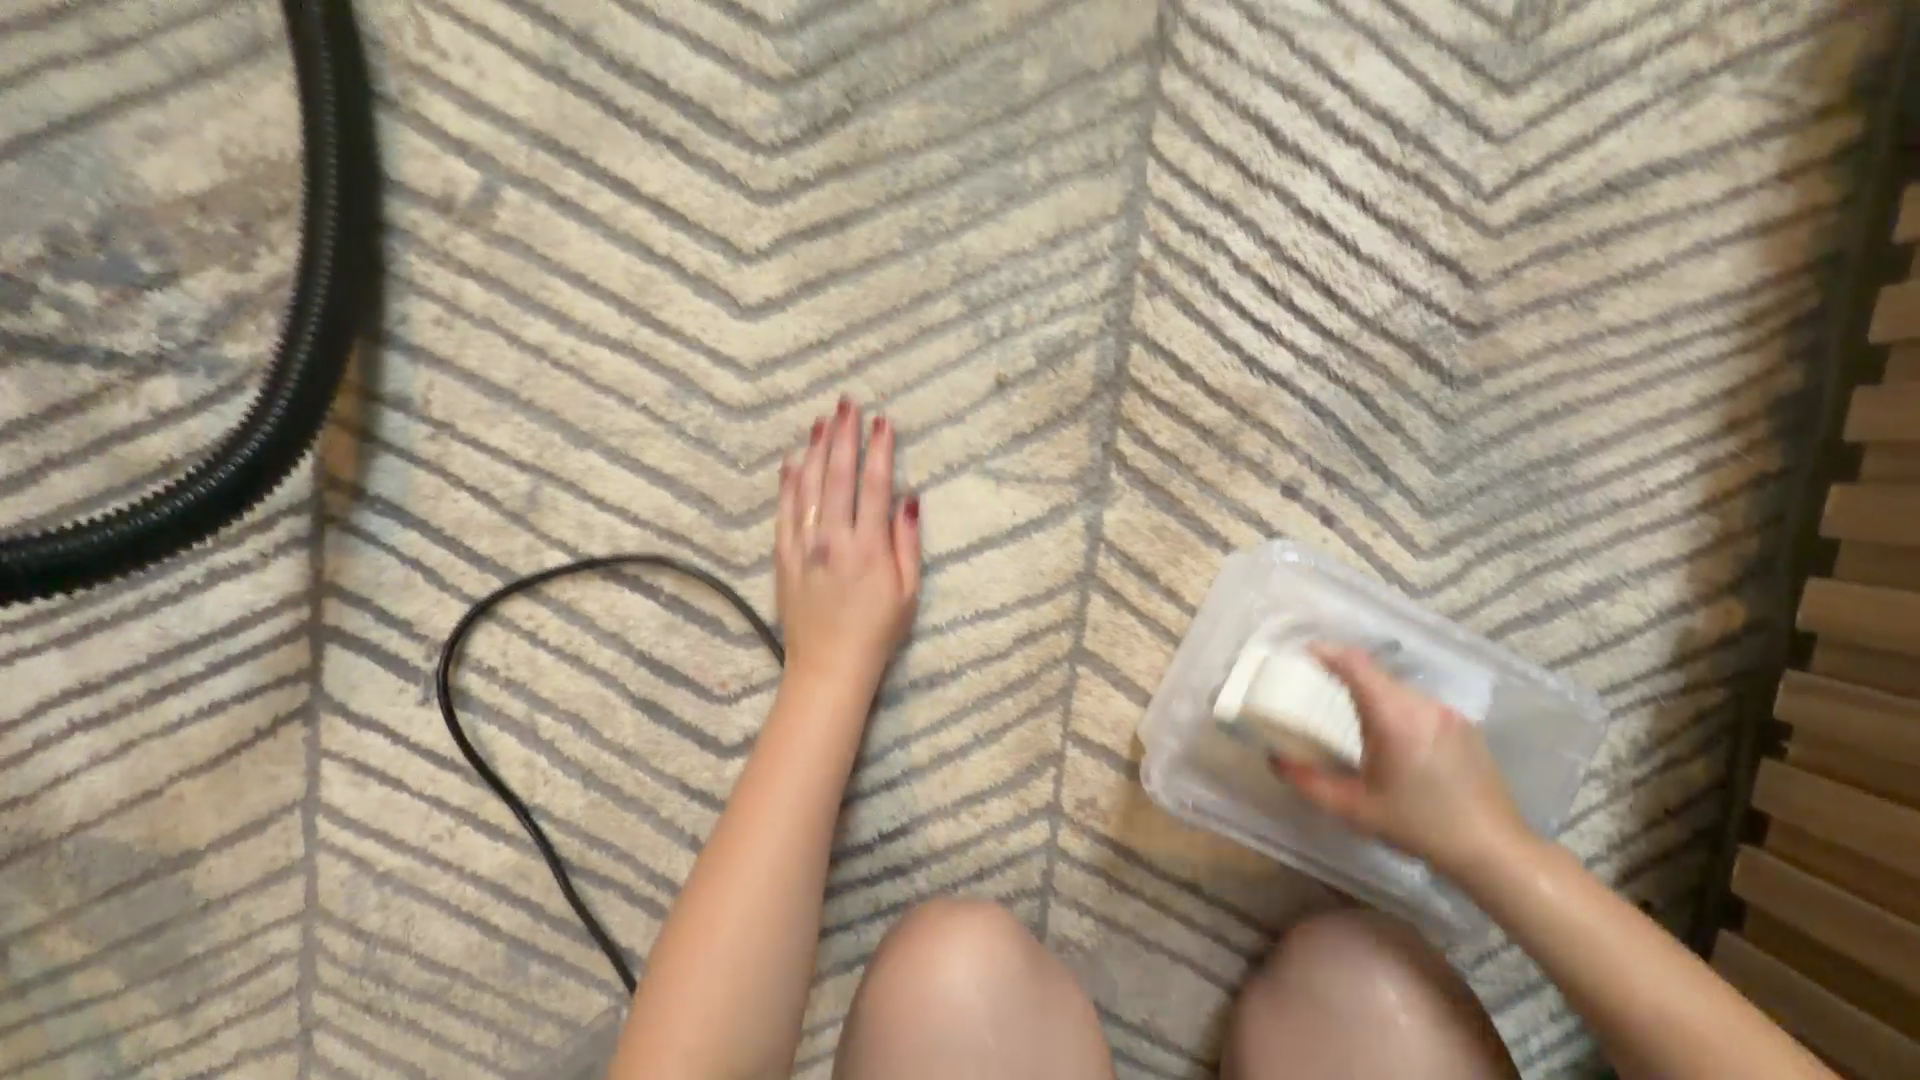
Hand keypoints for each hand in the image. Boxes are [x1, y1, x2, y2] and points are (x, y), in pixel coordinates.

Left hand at [775, 397, 920, 693]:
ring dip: (814, 449)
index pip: (874, 485)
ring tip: (821, 420)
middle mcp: (832, 539)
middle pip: (837, 475)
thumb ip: (908, 542)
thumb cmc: (877, 632)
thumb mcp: (908, 592)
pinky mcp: (783, 557)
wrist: (829, 666)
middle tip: (847, 403)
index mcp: (868, 547)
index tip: (882, 422)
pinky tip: (791, 460)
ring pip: (806, 486)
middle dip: (843, 435)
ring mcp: (803, 546)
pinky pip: (783, 510)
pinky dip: (787, 482)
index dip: (879, 450)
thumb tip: (909, 499)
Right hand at [1271, 645, 1529, 880]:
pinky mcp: (1465, 728)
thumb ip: (1308, 781)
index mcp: (1394, 717)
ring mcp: (1449, 714)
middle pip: (1377, 676)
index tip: (1305, 654)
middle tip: (1321, 694)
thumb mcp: (1355, 809)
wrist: (1494, 850)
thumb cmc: (1419, 826)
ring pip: (1400, 691)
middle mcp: (1423, 706)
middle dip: (1347, 678)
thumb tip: (1276, 759)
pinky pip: (1420, 707)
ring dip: (1374, 697)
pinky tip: (1395, 743)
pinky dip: (1399, 712)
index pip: (1356, 664)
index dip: (1328, 653)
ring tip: (1356, 722)